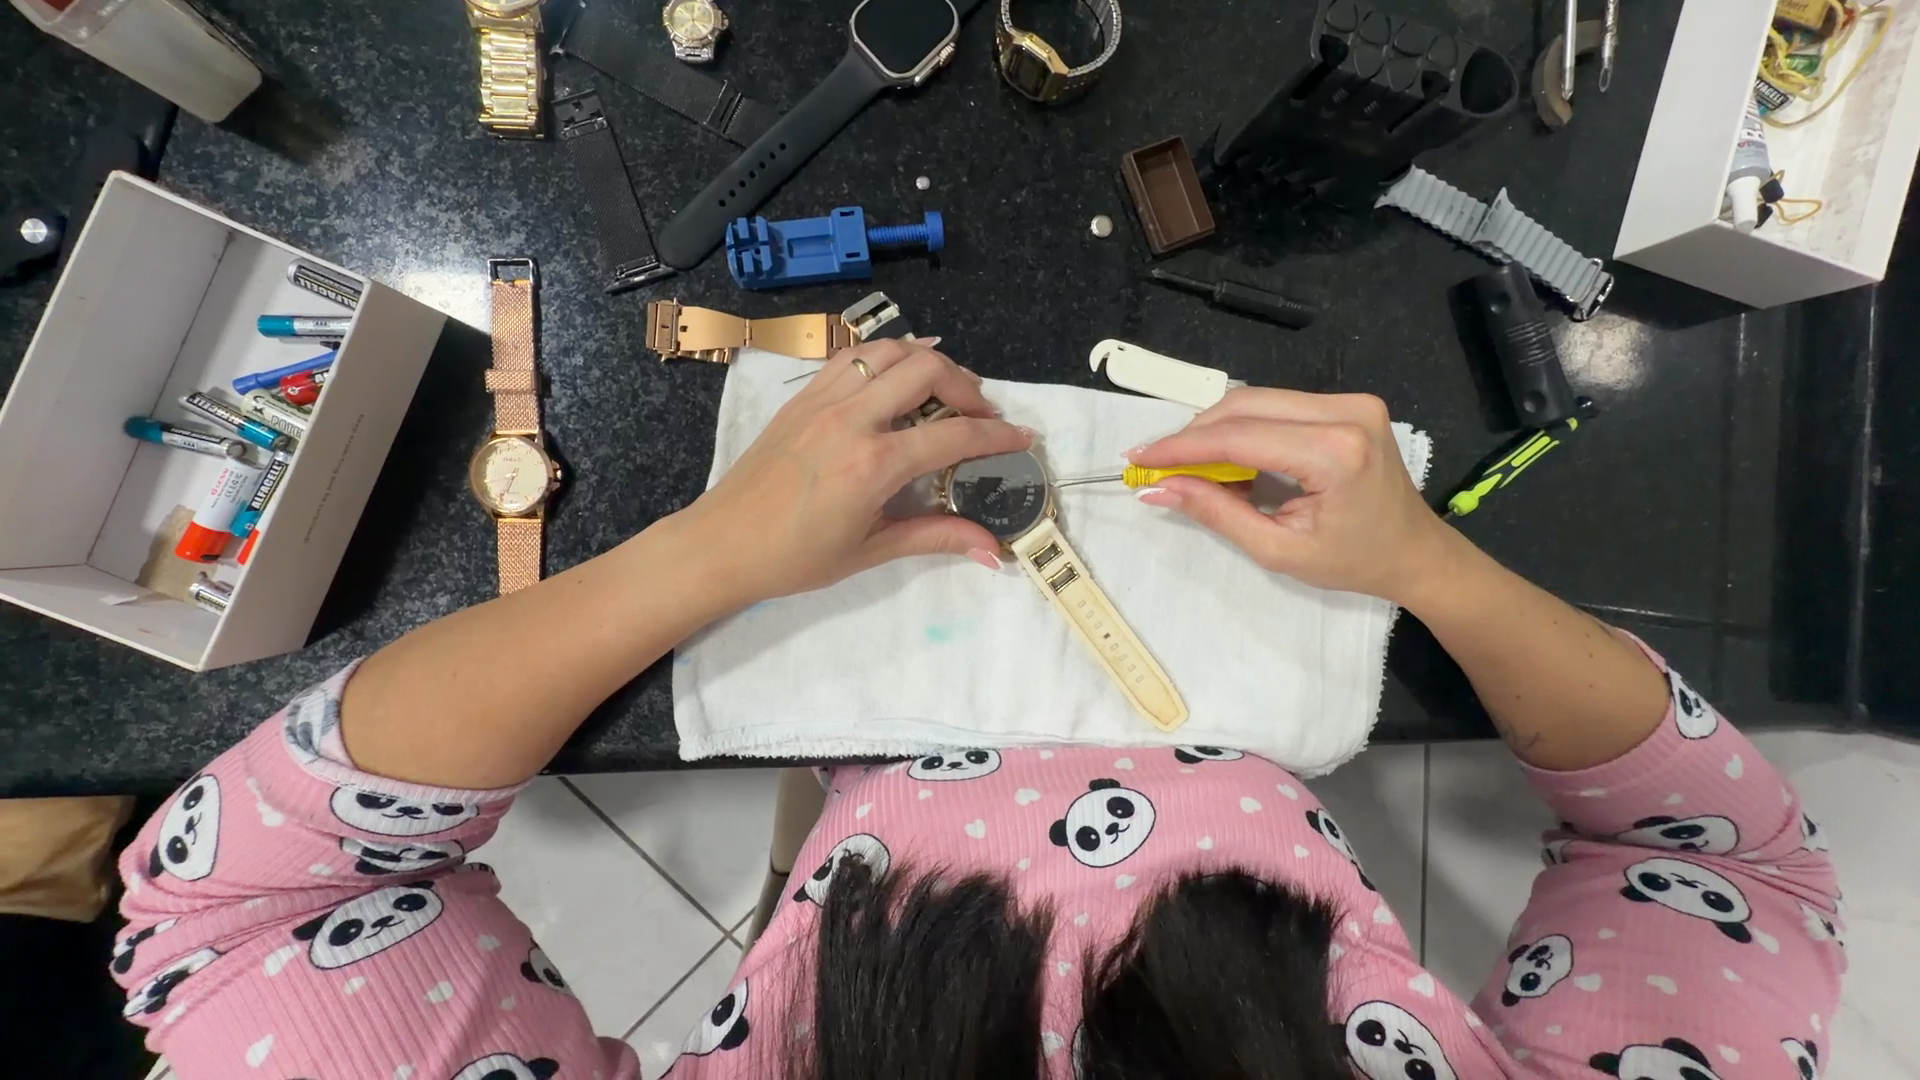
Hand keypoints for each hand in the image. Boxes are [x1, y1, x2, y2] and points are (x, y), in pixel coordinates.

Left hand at [679, 339, 1031, 605]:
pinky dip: (885, 357)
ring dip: (928, 361)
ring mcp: (823, 399)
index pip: (953, 436)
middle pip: (927, 369)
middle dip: (968, 385)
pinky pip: (852, 356)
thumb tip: (995, 551)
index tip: (1024, 437)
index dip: (997, 436)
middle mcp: (851, 418)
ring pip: (889, 350)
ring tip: (947, 388)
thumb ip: (936, 537)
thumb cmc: (795, 558)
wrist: (720, 544)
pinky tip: (897, 375)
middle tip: (982, 414)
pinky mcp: (802, 395)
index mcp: (872, 464)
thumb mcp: (871, 551)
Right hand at [1129, 388, 1451, 603]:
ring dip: (1213, 430)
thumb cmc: (1352, 561)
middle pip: (1244, 406)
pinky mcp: (1347, 403)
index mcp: (1336, 453)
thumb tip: (1157, 489)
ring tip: (1188, 466)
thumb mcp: (1277, 549)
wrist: (1415, 552)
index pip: (1239, 437)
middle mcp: (1346, 412)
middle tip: (1156, 463)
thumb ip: (1216, 513)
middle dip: (1192, 435)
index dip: (1182, 447)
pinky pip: (1275, 406)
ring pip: (1256, 400)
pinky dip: (1240, 429)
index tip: (1138, 458)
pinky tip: (1226, 458)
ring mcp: (1351, 401)